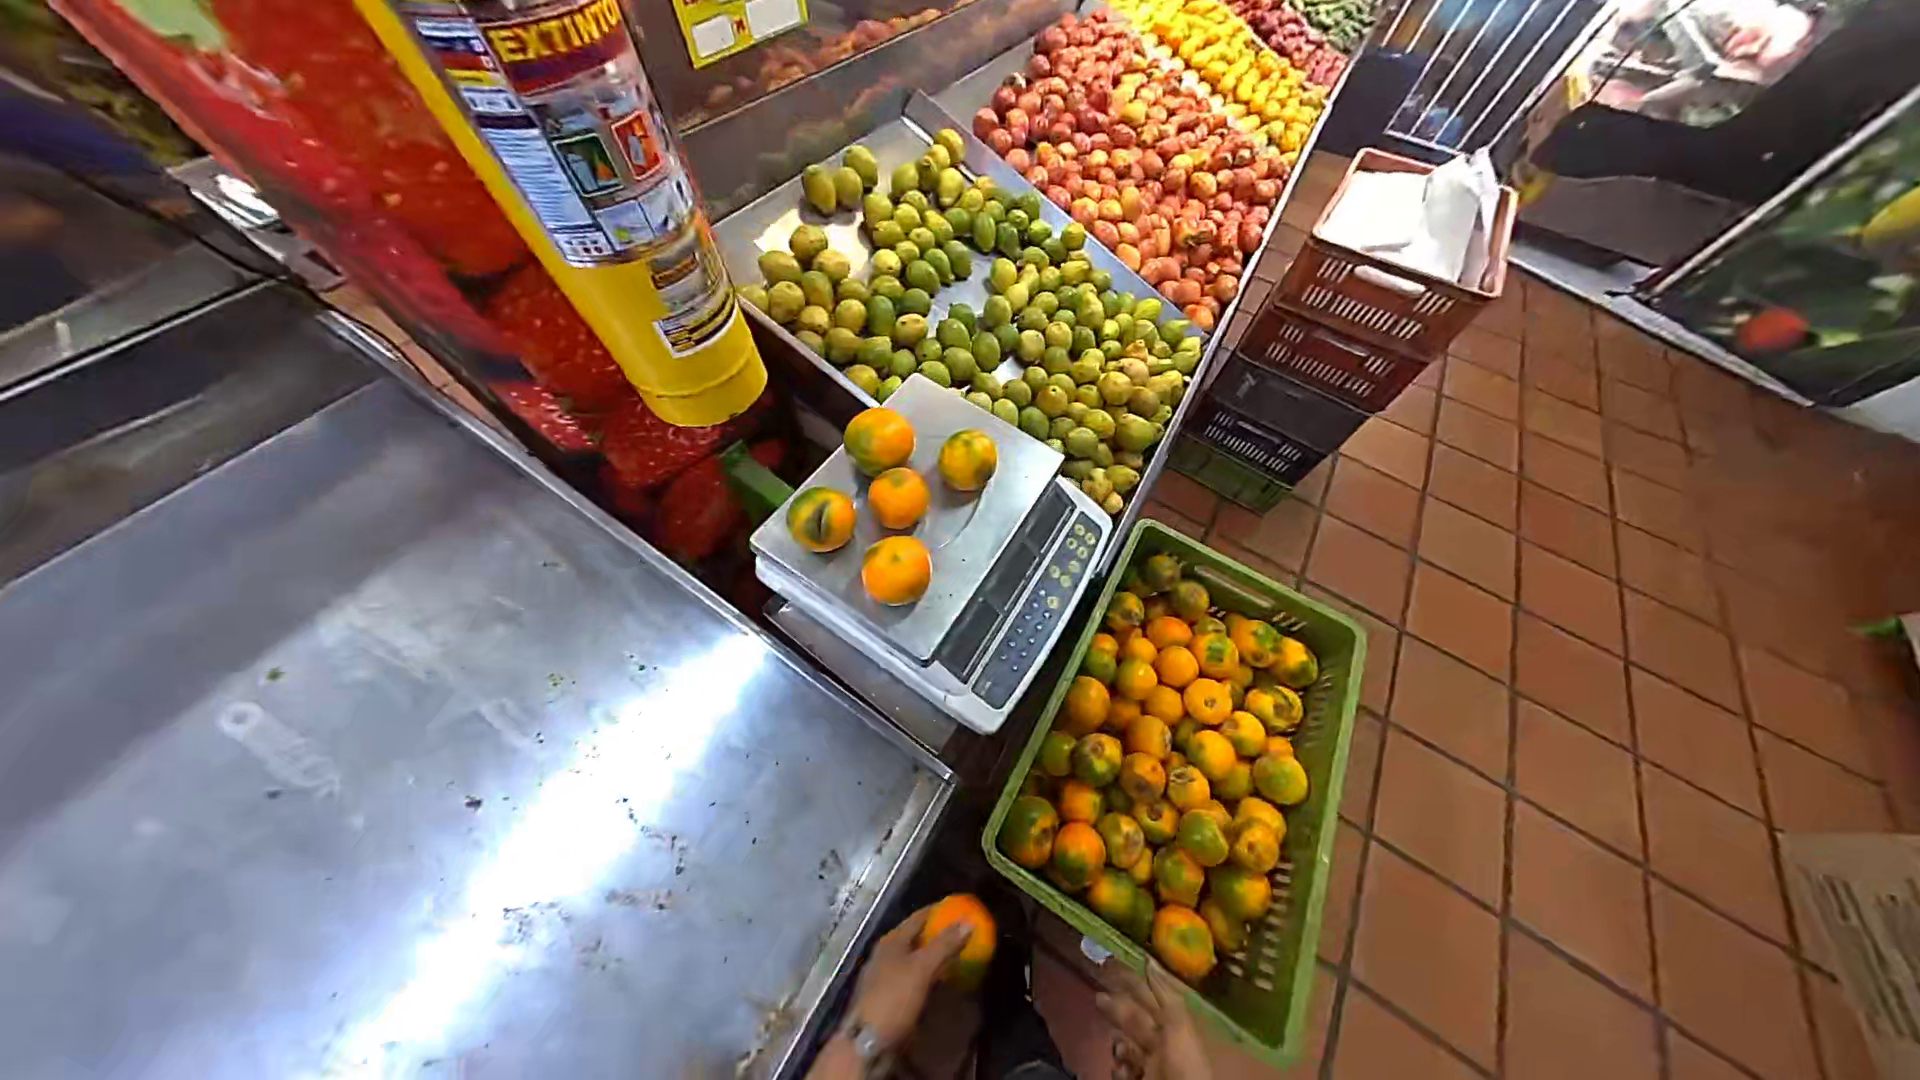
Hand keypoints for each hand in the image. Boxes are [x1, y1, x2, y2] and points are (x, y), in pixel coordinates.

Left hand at [845, 904, 972, 1050]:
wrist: (865, 1044)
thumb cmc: (893, 998)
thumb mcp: (922, 968)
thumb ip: (944, 944)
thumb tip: (967, 921)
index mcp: (892, 940)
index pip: (918, 917)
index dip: (937, 911)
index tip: (958, 909)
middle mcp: (885, 953)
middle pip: (915, 938)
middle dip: (936, 935)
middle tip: (960, 934)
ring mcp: (883, 976)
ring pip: (912, 960)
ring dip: (931, 958)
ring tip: (954, 958)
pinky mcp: (885, 999)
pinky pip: (911, 980)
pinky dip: (926, 978)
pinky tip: (937, 985)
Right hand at [1097, 961, 1214, 1079]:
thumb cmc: (1185, 1071)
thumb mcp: (1179, 1028)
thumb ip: (1164, 995)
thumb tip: (1148, 959)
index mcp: (1173, 1028)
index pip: (1148, 997)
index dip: (1131, 981)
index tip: (1110, 964)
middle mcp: (1160, 1045)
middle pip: (1133, 1020)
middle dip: (1116, 1008)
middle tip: (1098, 998)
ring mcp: (1150, 1068)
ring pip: (1125, 1047)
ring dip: (1116, 1043)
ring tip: (1116, 1046)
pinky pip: (1121, 1073)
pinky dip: (1117, 1070)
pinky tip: (1119, 1071)